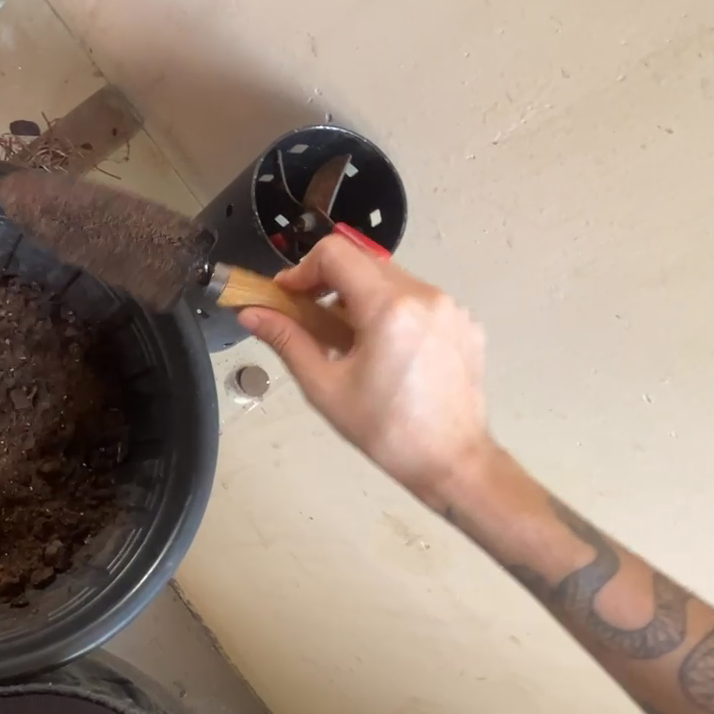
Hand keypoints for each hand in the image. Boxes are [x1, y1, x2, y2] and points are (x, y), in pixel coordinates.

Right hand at [237, 233, 496, 506]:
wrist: (451, 458)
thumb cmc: (385, 428)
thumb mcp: (322, 385)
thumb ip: (286, 339)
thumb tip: (251, 314)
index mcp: (389, 308)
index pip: (335, 254)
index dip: (301, 270)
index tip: (286, 296)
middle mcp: (425, 296)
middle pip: (362, 261)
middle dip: (325, 282)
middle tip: (304, 316)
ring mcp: (449, 307)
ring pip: (389, 278)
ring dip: (355, 296)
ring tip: (342, 339)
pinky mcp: (462, 322)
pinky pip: (415, 298)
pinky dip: (386, 310)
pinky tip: (377, 349)